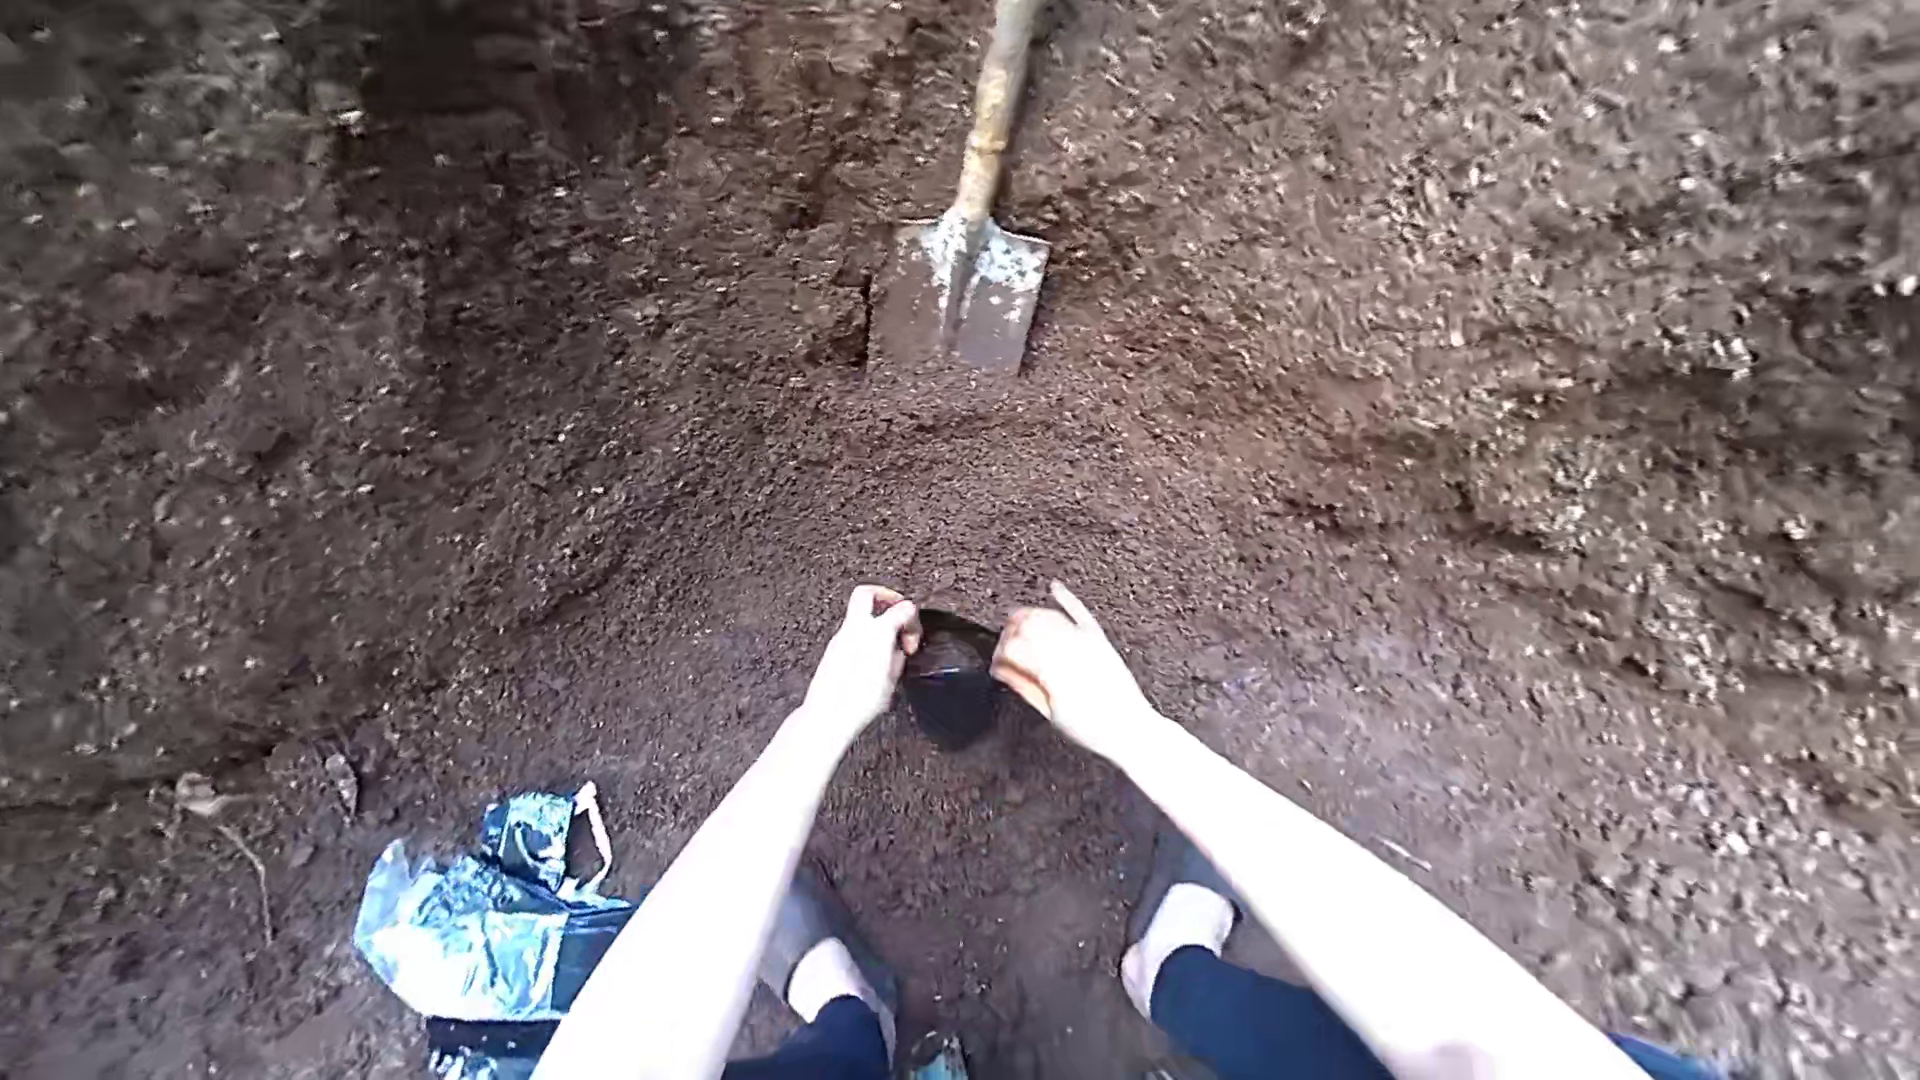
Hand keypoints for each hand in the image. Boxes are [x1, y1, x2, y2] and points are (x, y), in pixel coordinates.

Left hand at [800, 585, 922, 742]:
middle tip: (896, 606)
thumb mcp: (892, 678)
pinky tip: (872, 655)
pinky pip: (851, 632)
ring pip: (857, 613)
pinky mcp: (832, 650)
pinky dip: (864, 634)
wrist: (828, 716)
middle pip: (867, 592)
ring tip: (886, 641)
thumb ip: (898, 656)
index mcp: (877, 632)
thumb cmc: (860, 701)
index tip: (912, 636)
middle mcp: (856, 629)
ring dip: (874, 618)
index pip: (903, 608)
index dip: (913, 619)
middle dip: (885, 594)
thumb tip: (899, 649)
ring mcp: (841, 637)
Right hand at [992, 581, 1159, 761]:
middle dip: (1010, 632)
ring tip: (1018, 620)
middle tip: (1003, 643)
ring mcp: (1085, 641)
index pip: (1015, 648)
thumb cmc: (1093, 728)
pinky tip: (1055, 587)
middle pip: (1029, 626)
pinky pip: (1080, 611)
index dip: (1000, 653)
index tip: (996, 661)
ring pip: (1049, 615)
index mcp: (1053, 672)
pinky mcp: (1098, 638)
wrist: (1130, 728)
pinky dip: (1066, 597)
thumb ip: (1024, 687)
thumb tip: (1002, 671)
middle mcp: (1069, 650)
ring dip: (1030, 614)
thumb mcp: (1050, 714)